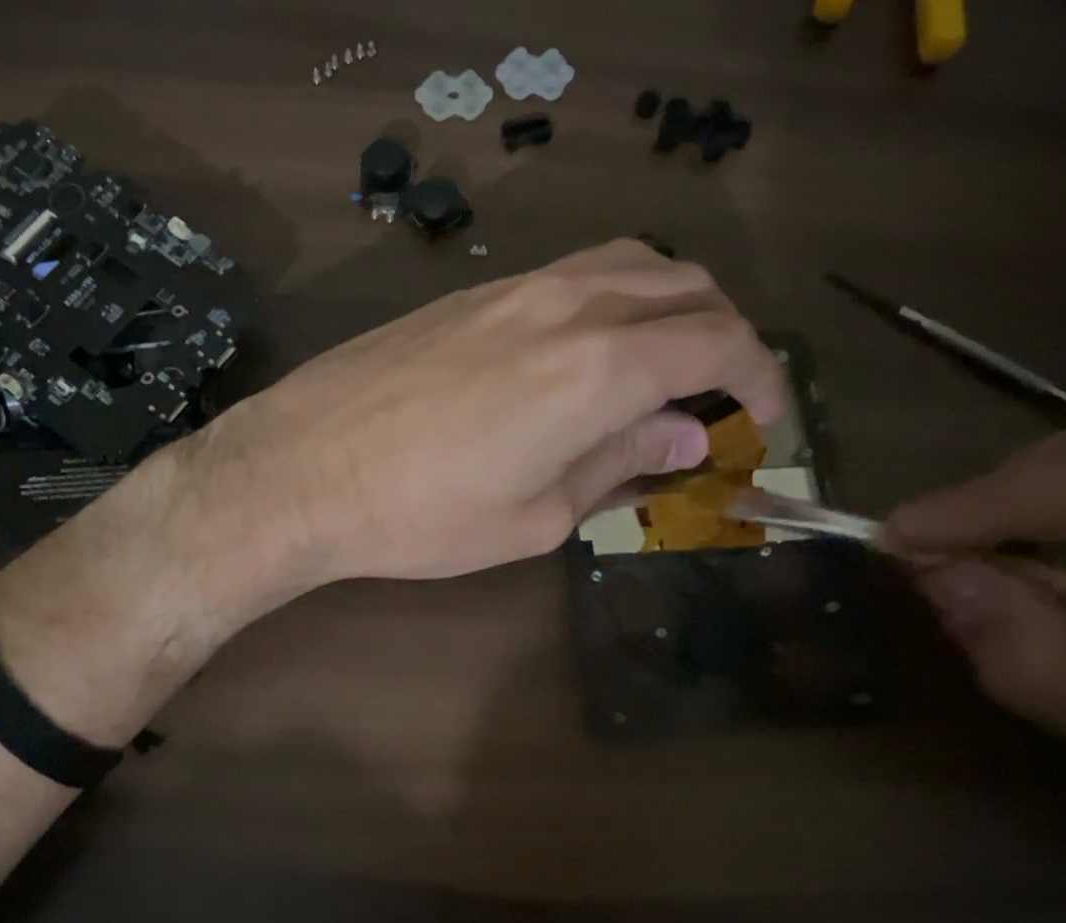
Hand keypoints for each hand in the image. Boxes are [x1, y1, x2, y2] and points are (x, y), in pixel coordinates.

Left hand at [168, 238, 786, 587]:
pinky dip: (610, 296)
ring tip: (665, 363)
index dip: (760, 377)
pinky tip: (591, 347)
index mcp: (599, 365)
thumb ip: (619, 464)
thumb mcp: (536, 516)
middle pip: (683, 287)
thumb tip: (684, 434)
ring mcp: (514, 287)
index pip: (717, 342)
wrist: (301, 469)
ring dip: (669, 303)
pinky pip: (571, 271)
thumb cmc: (422, 515)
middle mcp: (567, 304)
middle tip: (721, 394)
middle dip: (724, 334)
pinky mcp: (472, 292)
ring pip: (628, 263)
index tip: (764, 417)